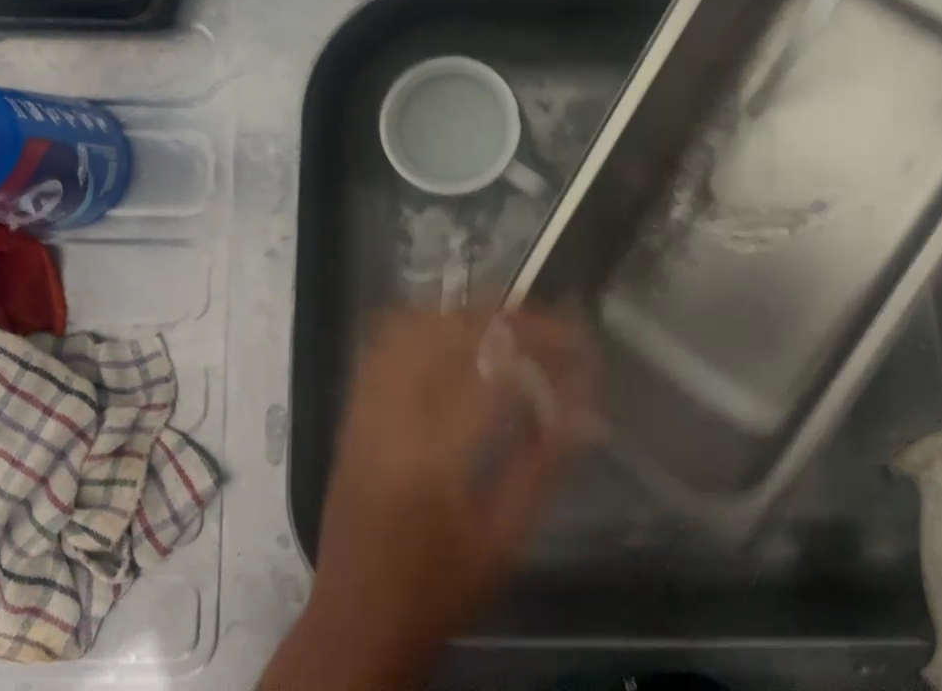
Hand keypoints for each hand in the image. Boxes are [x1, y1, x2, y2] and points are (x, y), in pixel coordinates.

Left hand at [270, 308, 599, 688]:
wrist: (354, 624)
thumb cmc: (438, 589)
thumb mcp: (504, 538)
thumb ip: (545, 466)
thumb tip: (592, 415)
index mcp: (437, 457)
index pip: (499, 372)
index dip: (548, 346)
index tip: (583, 345)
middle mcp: (394, 421)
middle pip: (449, 334)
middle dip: (507, 317)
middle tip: (549, 327)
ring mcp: (364, 414)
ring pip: (409, 329)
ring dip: (462, 315)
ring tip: (504, 326)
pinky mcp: (349, 418)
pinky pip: (379, 349)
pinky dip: (420, 328)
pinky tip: (449, 337)